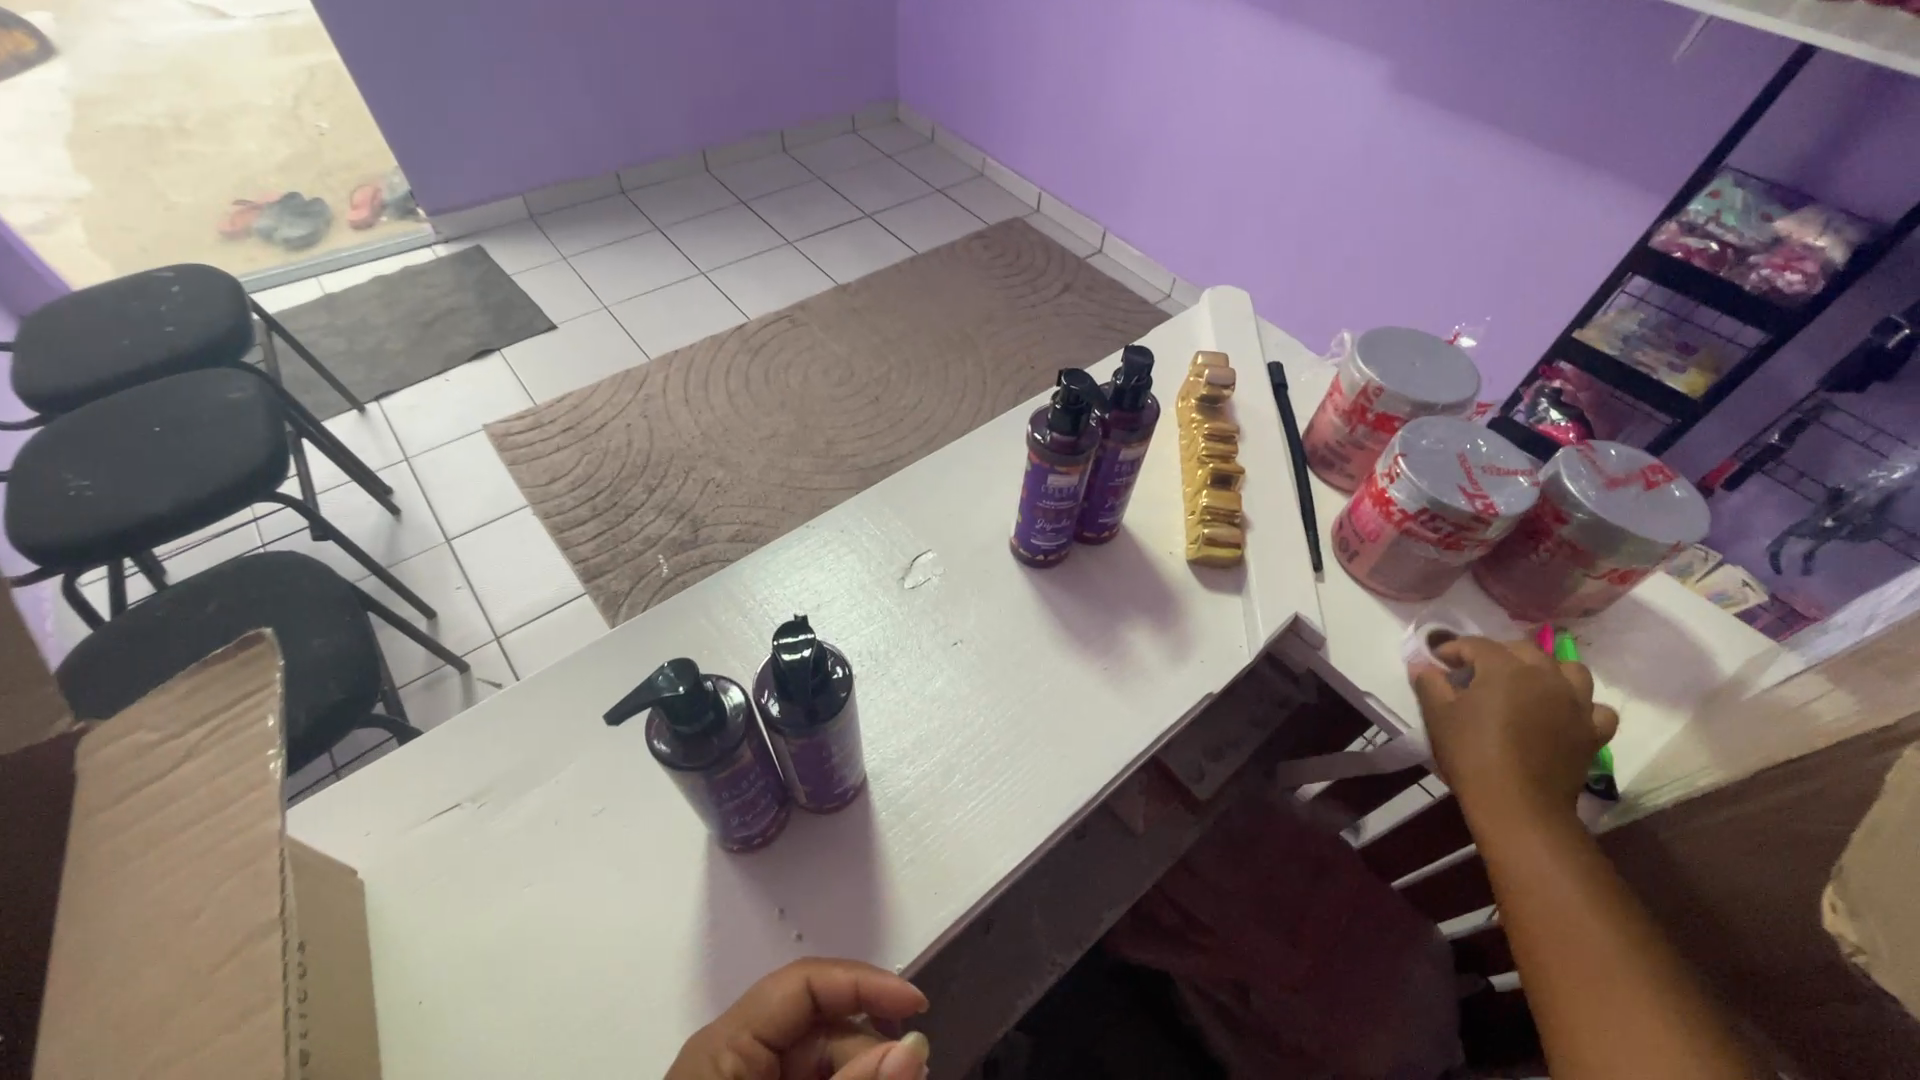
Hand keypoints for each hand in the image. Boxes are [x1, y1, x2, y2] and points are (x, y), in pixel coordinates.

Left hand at [665, 958, 931, 1079]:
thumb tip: (913, 1047)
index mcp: (726, 1047)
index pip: (803, 985)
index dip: (863, 983)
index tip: (917, 1008)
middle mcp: (737, 1056)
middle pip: (822, 1028)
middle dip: (872, 1050)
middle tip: (916, 1077)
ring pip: (826, 1063)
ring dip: (864, 1076)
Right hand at [1410, 636, 1618, 819]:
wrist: (1517, 804)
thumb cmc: (1471, 754)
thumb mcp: (1438, 715)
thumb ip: (1430, 683)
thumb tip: (1422, 665)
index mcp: (1505, 668)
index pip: (1477, 644)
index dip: (1453, 649)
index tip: (1438, 663)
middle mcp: (1546, 676)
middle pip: (1523, 650)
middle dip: (1497, 655)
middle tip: (1476, 673)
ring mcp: (1575, 703)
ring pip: (1569, 670)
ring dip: (1548, 671)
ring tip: (1529, 685)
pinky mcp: (1592, 732)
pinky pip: (1596, 709)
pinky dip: (1582, 707)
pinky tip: (1565, 715)